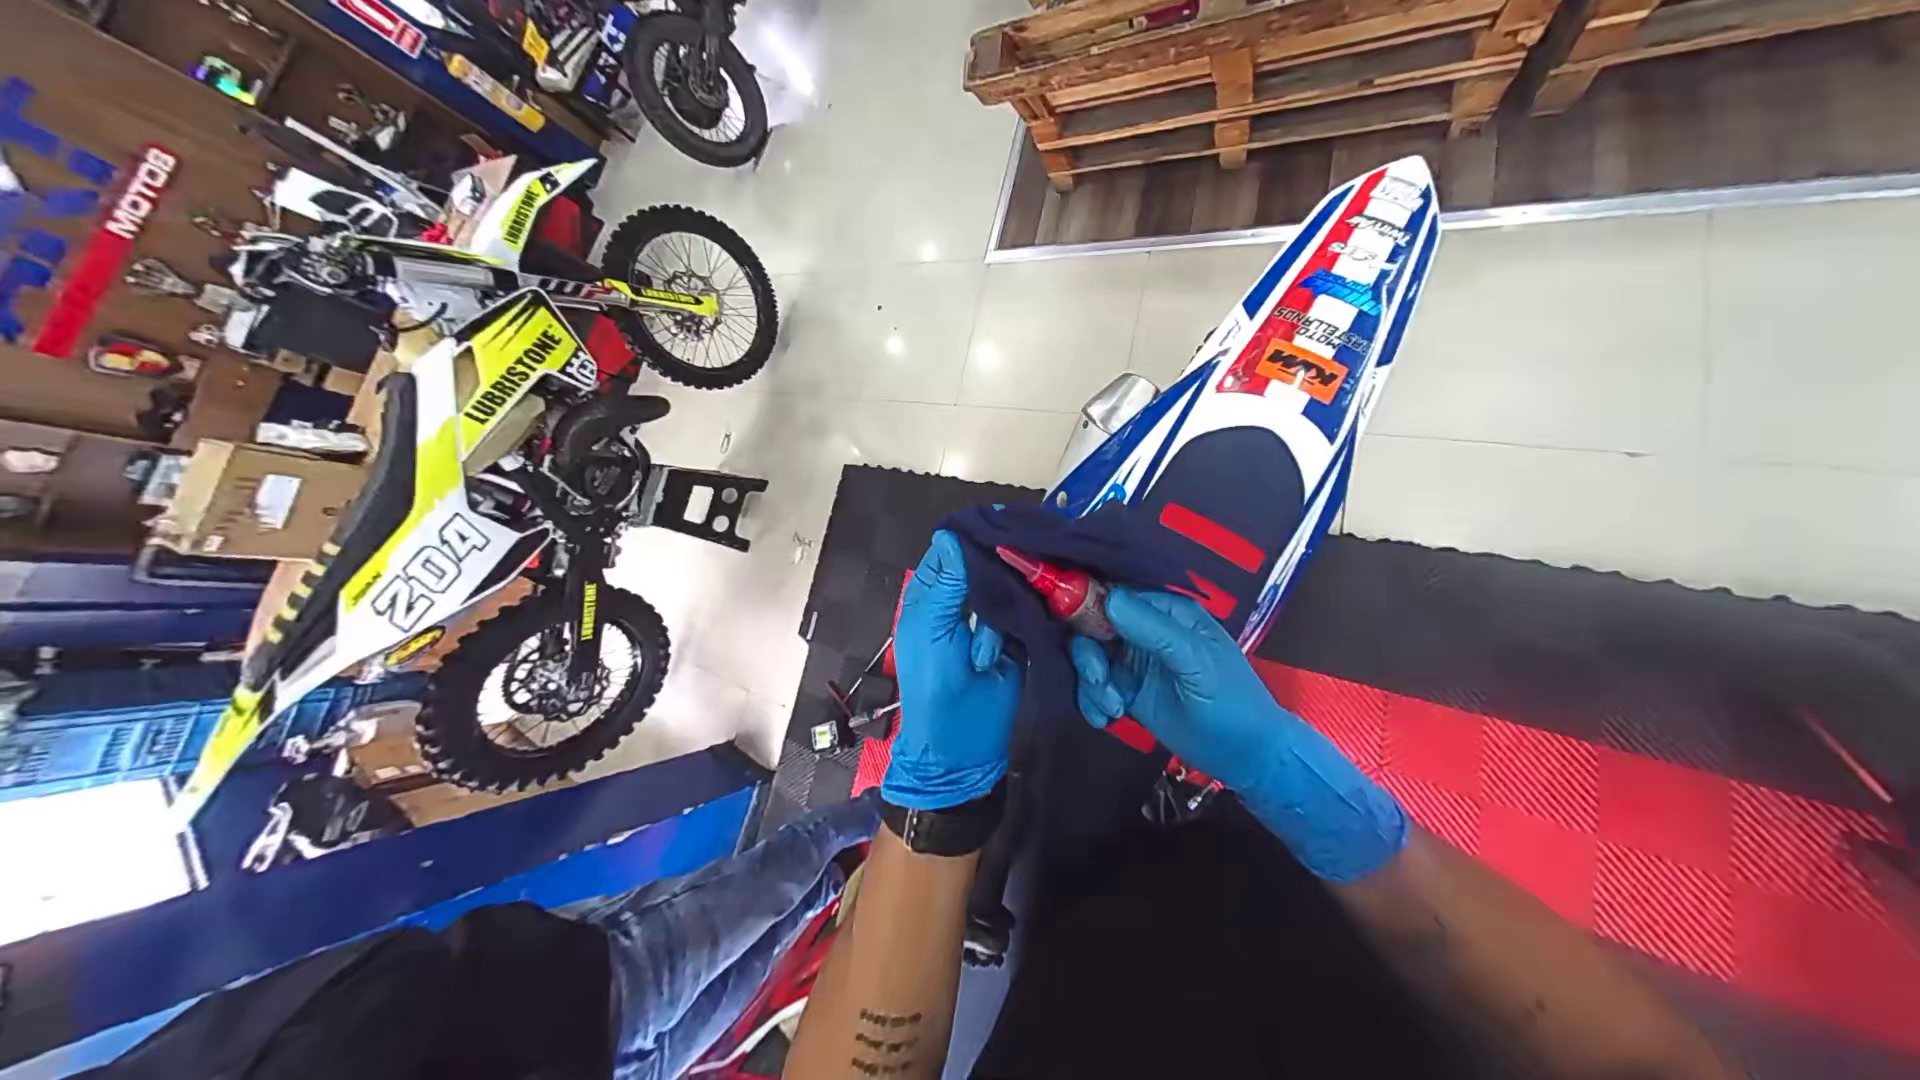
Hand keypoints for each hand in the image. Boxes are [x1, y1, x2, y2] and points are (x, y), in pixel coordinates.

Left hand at [883, 531, 1021, 809]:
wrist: (963, 747)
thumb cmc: (935, 686)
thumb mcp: (932, 630)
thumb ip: (945, 584)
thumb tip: (950, 535)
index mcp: (931, 596)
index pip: (952, 553)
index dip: (973, 539)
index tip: (1002, 525)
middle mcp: (962, 602)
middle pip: (986, 567)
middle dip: (1002, 568)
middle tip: (1026, 559)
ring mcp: (991, 619)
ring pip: (1010, 588)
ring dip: (1009, 604)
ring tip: (1001, 633)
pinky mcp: (1017, 637)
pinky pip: (1028, 613)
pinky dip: (1028, 618)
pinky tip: (1031, 624)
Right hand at [1070, 588, 1405, 882]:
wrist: (1244, 757)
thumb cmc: (1232, 703)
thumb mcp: (1197, 664)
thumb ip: (1155, 630)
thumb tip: (1108, 599)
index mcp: (1167, 611)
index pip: (1116, 593)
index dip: (1088, 606)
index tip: (1075, 628)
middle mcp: (1145, 629)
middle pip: (1093, 626)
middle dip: (1089, 656)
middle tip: (1099, 681)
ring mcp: (1134, 659)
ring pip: (1089, 657)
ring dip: (1092, 684)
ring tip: (1113, 709)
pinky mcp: (1126, 688)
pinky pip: (1093, 685)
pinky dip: (1092, 702)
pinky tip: (1106, 720)